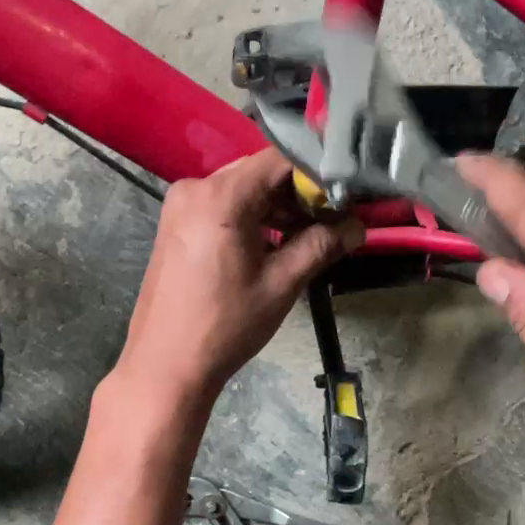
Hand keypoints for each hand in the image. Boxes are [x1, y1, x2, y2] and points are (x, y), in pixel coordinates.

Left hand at [115, 149, 360, 401]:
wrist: (166, 364)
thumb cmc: (226, 325)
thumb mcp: (281, 284)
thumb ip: (321, 246)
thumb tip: (358, 227)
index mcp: (221, 196)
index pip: (280, 160)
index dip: (318, 176)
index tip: (345, 200)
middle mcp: (195, 187)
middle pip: (260, 173)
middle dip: (299, 194)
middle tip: (333, 221)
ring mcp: (180, 205)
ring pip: (242, 190)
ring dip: (277, 208)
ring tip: (310, 237)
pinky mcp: (176, 225)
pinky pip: (223, 207)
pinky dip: (253, 219)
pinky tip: (275, 244)